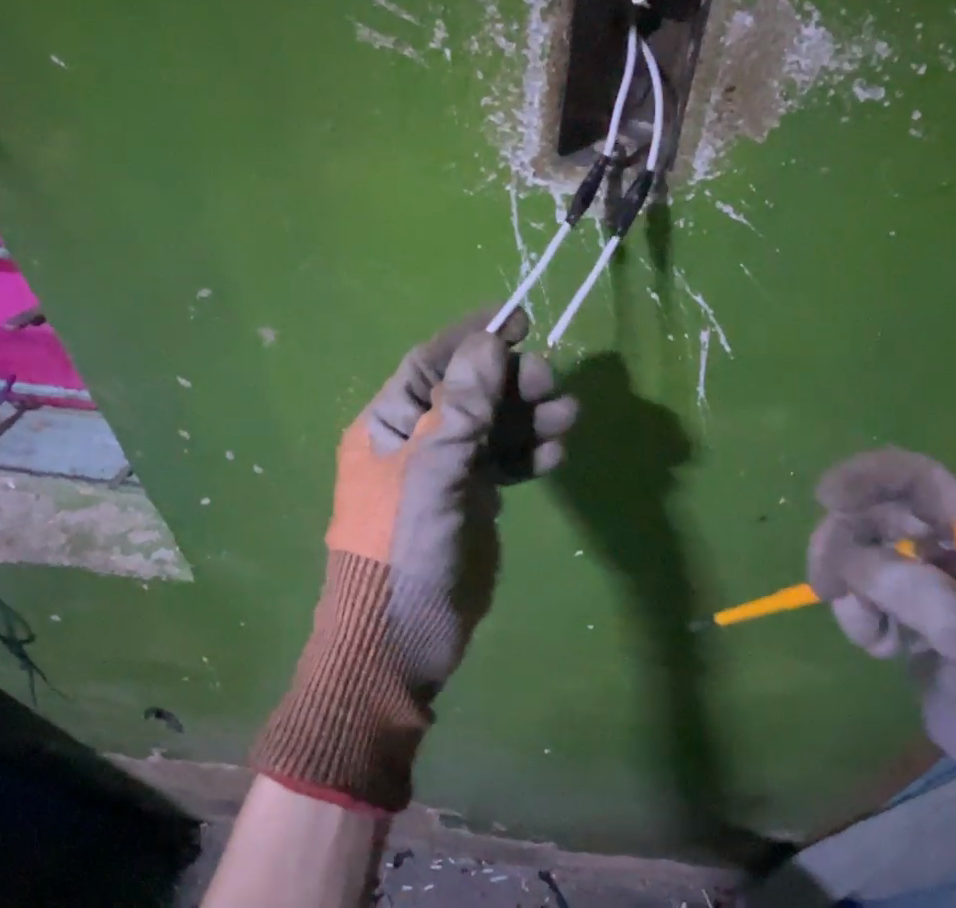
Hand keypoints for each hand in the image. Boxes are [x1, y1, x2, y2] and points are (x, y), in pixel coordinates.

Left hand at [251, 308, 575, 811]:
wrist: (397, 639)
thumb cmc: (401, 548)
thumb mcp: (431, 471)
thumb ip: (462, 407)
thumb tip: (489, 342)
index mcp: (387, 423)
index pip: (434, 363)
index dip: (475, 337)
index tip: (520, 316)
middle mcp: (415, 439)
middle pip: (472, 392)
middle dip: (514, 384)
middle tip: (552, 383)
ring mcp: (445, 471)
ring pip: (494, 427)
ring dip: (530, 419)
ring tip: (567, 420)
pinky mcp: (471, 501)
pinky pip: (503, 463)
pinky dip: (529, 456)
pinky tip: (554, 458)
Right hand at [805, 449, 955, 814]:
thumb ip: (906, 584)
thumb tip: (846, 560)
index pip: (917, 477)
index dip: (868, 476)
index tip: (825, 498)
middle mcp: (950, 546)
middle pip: (875, 513)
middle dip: (843, 544)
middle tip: (822, 584)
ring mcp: (925, 578)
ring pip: (858, 554)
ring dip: (850, 589)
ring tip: (870, 634)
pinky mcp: (904, 609)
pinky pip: (858, 591)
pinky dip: (857, 616)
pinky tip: (883, 648)